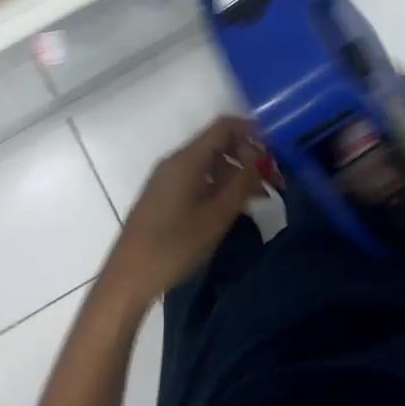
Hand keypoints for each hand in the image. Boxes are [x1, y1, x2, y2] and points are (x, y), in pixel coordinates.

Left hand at [100, 117, 262, 305]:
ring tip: (259, 200)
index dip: (252, 133)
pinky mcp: (163, 196)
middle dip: (247, 156)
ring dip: (235, 174)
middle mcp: (175, 161)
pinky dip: (218, 185)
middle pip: (218, 144)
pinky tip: (232, 208)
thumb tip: (263, 159)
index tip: (275, 153)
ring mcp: (167, 178)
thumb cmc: (175, 246)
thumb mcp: (216, 216)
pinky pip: (197, 178)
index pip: (224, 127)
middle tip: (273, 181)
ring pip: (209, 163)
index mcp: (187, 159)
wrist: (128, 278)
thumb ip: (242, 183)